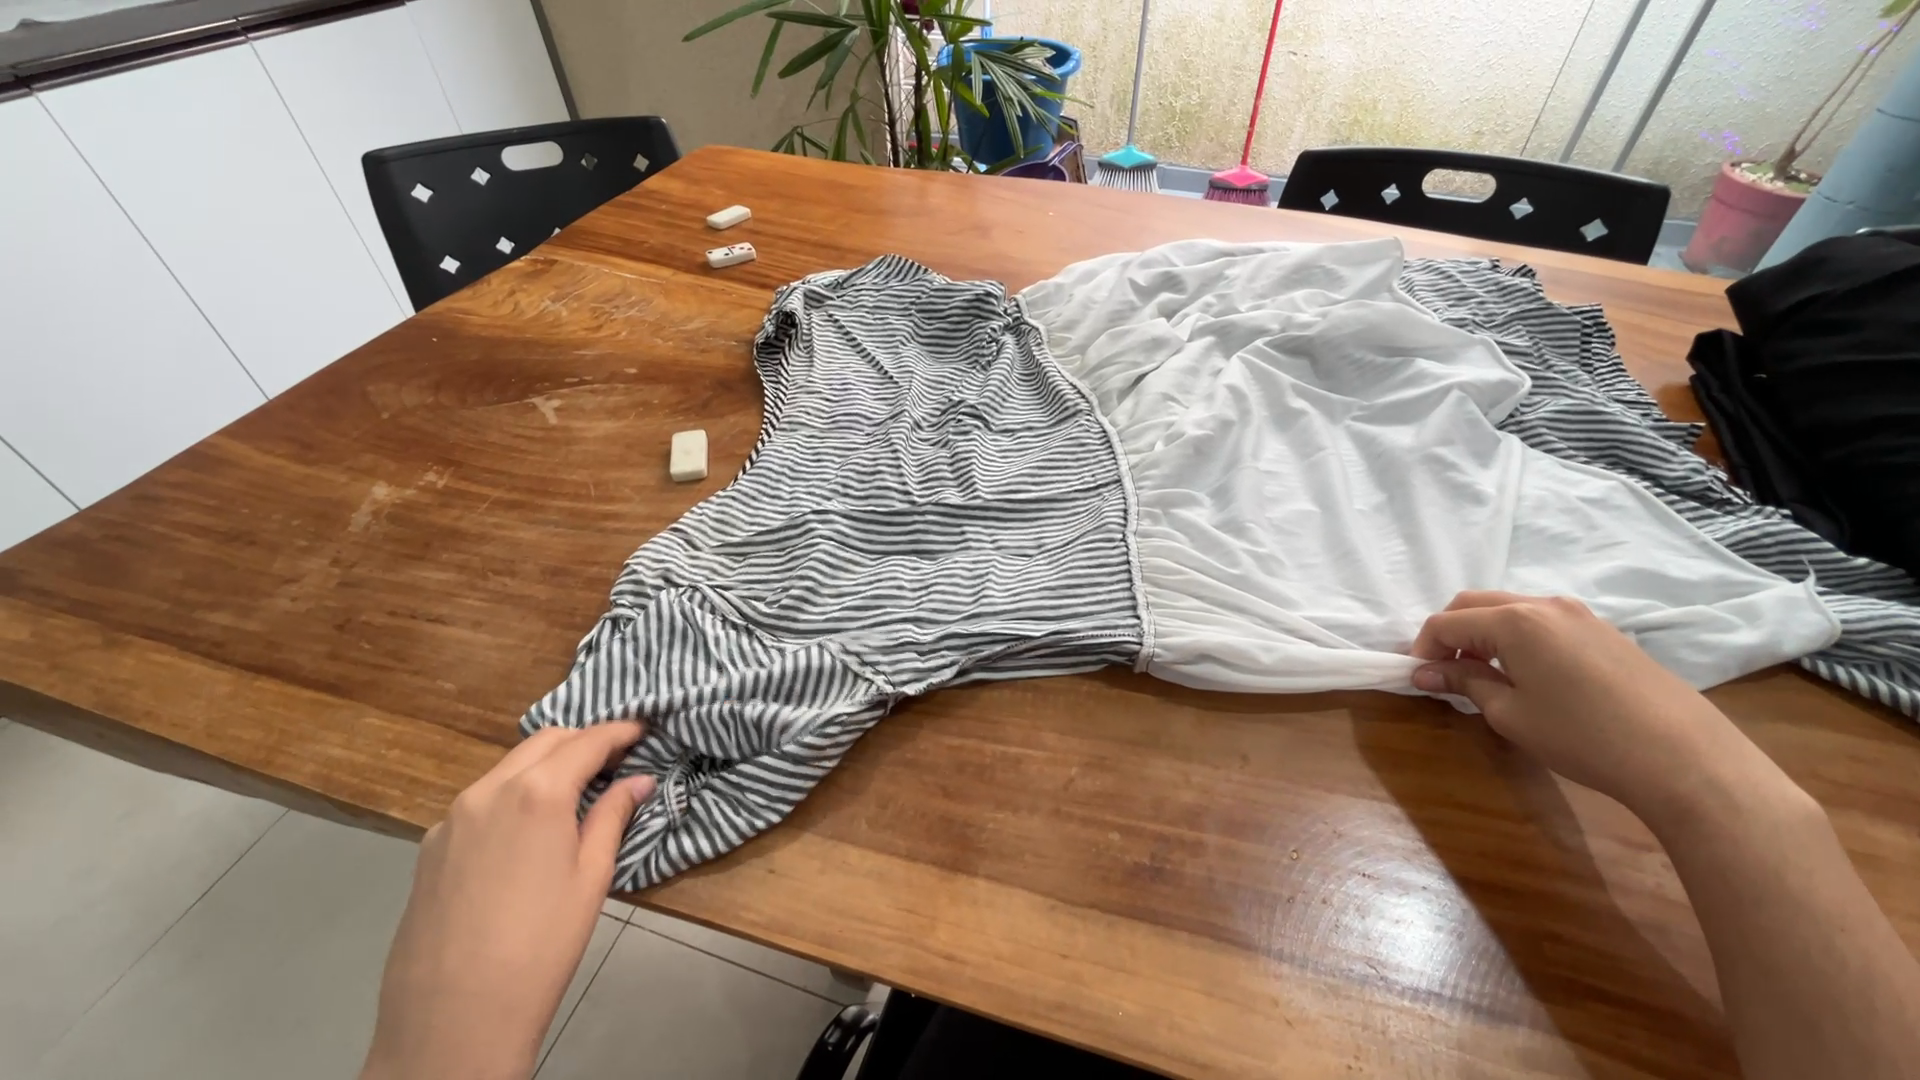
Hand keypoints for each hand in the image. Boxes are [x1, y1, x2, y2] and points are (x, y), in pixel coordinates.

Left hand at [361, 722, 656, 1079]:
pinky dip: (514, 793)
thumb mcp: (592, 877)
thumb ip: (612, 817)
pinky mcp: (430, 846)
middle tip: (616, 759)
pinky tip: (529, 829)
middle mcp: (489, 790)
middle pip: (544, 742)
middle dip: (583, 740)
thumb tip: (638, 781)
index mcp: (537, 793)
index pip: (587, 741)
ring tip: (577, 790)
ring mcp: (452, 817)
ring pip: (508, 767)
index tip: (644, 729)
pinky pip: (481, 799)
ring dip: (547, 764)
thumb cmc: (541, 946)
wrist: (451, 1019)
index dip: (620, 731)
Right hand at [1409, 591, 1784, 824]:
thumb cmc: (1583, 737)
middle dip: (1448, 634)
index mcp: (1513, 621)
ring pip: (1509, 608)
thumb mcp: (1510, 714)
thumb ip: (1465, 683)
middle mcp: (1543, 605)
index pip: (1446, 623)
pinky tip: (1525, 674)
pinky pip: (1542, 621)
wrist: (1685, 758)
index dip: (1423, 649)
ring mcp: (1579, 614)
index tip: (1418, 680)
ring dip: (1482, 633)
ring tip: (1482, 675)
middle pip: (1473, 604)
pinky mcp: (1604, 630)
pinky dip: (1516, 637)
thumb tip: (1426, 672)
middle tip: (1442, 673)